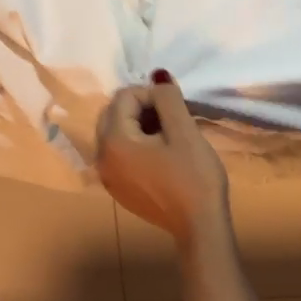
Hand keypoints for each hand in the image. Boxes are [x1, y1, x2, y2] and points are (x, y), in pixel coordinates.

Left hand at [95, 71, 227, 242]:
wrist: (200, 226)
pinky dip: (140, 149)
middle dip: (144, 110)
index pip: (124, 97)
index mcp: (113, 140)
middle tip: (176, 122)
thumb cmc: (195, 178)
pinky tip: (165, 161)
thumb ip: (168, 99)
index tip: (180, 111)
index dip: (154, 96)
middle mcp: (101, 157)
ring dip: (142, 129)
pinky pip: (123, 157)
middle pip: (115, 115)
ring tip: (172, 140)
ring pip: (118, 136)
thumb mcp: (185, 133)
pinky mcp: (120, 190)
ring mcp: (108, 177)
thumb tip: (157, 75)